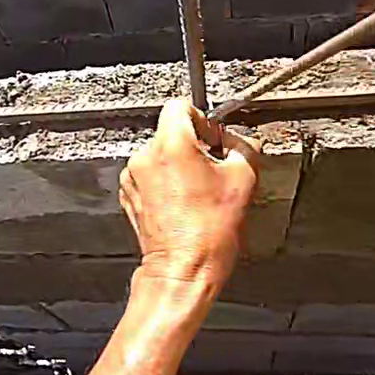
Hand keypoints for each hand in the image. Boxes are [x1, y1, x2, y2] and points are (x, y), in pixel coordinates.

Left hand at [119, 99, 259, 290]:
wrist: (183, 269)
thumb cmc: (208, 233)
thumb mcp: (244, 180)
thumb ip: (242, 147)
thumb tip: (237, 142)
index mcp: (171, 145)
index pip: (180, 105)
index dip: (202, 118)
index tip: (213, 136)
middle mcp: (146, 157)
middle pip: (170, 133)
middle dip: (193, 146)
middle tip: (213, 169)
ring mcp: (133, 178)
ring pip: (159, 156)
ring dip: (178, 166)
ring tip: (198, 192)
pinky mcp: (130, 196)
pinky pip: (149, 177)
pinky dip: (165, 184)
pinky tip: (183, 204)